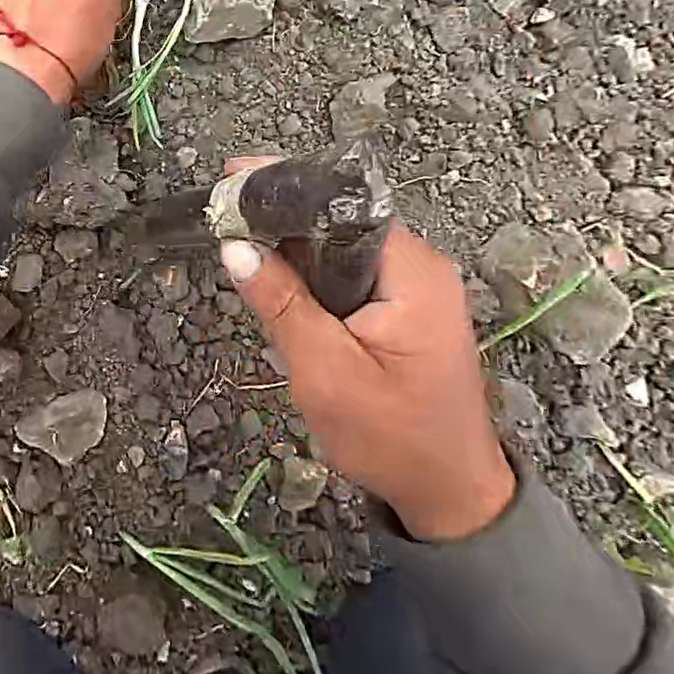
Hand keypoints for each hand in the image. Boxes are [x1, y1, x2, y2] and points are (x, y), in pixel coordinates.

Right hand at [222, 212, 516, 541]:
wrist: (448, 494)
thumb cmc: (393, 440)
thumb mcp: (327, 374)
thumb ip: (282, 306)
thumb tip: (237, 247)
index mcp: (412, 271)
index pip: (344, 205)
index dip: (287, 188)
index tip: (234, 179)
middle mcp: (420, 266)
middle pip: (341, 222)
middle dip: (283, 221)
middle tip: (225, 222)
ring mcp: (415, 286)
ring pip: (341, 248)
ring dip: (295, 252)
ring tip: (241, 250)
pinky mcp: (404, 306)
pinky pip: (350, 274)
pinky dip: (313, 278)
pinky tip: (279, 286)